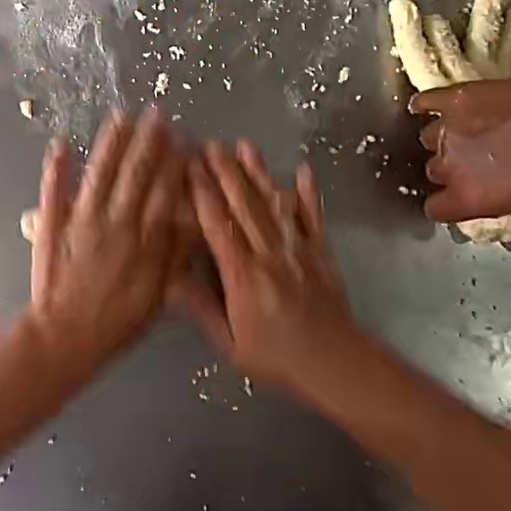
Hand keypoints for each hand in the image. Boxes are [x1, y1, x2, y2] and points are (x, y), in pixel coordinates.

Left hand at [25, 107, 187, 370]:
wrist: (65, 337)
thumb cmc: (116, 321)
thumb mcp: (157, 295)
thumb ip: (174, 255)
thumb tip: (192, 219)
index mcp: (142, 239)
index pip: (162, 191)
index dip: (173, 162)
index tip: (182, 136)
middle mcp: (114, 221)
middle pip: (134, 173)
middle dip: (147, 140)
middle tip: (156, 112)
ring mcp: (81, 218)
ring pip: (100, 172)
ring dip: (110, 142)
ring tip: (120, 115)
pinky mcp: (53, 222)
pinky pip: (55, 189)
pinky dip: (57, 166)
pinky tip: (62, 142)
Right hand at [182, 139, 359, 393]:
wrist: (336, 366)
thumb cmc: (277, 358)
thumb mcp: (230, 344)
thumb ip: (203, 308)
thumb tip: (173, 276)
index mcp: (243, 275)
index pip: (218, 225)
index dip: (202, 193)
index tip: (188, 166)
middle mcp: (269, 254)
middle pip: (244, 205)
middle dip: (225, 171)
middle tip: (211, 143)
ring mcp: (298, 250)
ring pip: (274, 204)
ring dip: (259, 172)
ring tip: (245, 144)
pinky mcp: (321, 252)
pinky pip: (313, 217)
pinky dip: (308, 193)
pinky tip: (301, 169)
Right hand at [411, 69, 510, 221]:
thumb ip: (499, 199)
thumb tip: (484, 191)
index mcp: (470, 197)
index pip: (436, 208)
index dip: (449, 203)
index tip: (461, 198)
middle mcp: (451, 164)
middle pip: (434, 171)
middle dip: (453, 169)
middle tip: (480, 162)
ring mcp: (449, 126)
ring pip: (430, 138)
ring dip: (448, 138)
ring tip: (474, 132)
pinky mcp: (455, 95)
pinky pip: (425, 104)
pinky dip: (428, 107)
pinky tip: (446, 109)